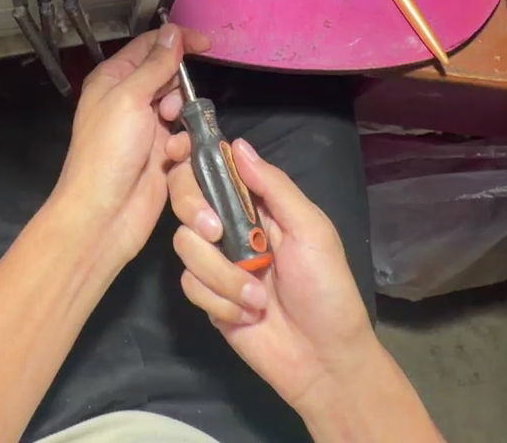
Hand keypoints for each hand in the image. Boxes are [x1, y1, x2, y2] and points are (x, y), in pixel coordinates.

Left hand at [48, 23, 210, 269]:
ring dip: (181, 117)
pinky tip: (172, 156)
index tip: (206, 44)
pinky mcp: (161, 153)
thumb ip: (155, 65)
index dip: (176, 41)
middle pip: (167, 76)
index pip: (149, 46)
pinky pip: (183, 136)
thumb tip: (172, 31)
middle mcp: (128, 99)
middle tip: (171, 106)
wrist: (104, 214)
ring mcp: (145, 127)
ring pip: (180, 106)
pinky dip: (182, 143)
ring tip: (170, 133)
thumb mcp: (129, 98)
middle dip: (178, 87)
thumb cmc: (108, 151)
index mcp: (113, 79)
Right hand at [165, 137, 383, 423]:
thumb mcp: (312, 230)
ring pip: (185, 244)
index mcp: (255, 204)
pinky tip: (247, 314)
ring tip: (257, 297)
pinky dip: (220, 301)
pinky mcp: (207, 295)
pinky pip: (190, 284)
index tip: (179, 151)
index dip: (189, 154)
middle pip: (184, 197)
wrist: (325, 362)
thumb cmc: (327, 289)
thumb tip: (236, 144)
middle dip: (194, 210)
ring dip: (222, 275)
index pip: (212, 167)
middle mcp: (229, 225)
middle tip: (216, 231)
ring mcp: (215, 261)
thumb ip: (274, 187)